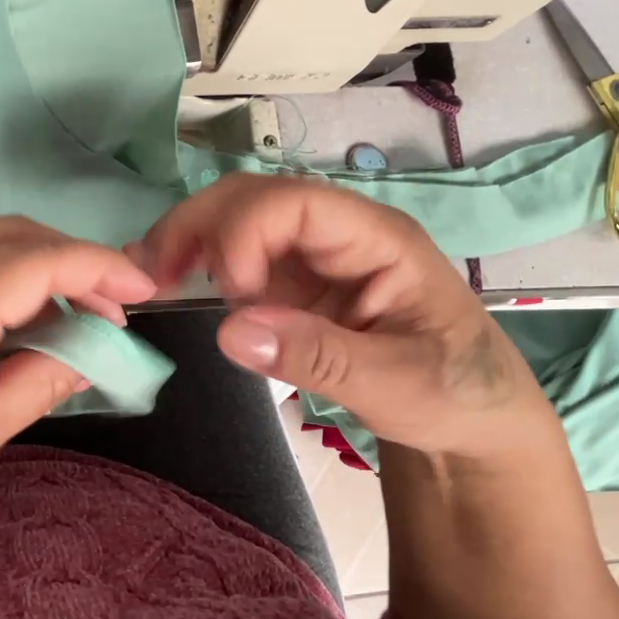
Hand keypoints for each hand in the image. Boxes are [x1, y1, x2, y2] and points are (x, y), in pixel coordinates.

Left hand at [0, 216, 157, 541]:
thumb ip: (40, 380)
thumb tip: (92, 351)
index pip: (35, 260)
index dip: (99, 266)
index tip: (143, 287)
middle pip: (12, 235)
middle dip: (71, 262)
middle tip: (110, 310)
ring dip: (34, 262)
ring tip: (70, 314)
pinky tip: (13, 311)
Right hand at [134, 173, 553, 458]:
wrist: (469, 421)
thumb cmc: (454, 396)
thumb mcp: (399, 387)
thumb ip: (318, 357)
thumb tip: (230, 330)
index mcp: (376, 239)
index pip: (294, 203)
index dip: (245, 233)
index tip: (231, 295)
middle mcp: (335, 233)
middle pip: (252, 197)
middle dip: (198, 225)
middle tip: (153, 273)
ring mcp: (308, 256)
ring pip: (232, 219)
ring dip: (186, 239)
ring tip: (149, 277)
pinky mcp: (288, 282)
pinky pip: (231, 256)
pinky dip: (193, 263)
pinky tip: (168, 284)